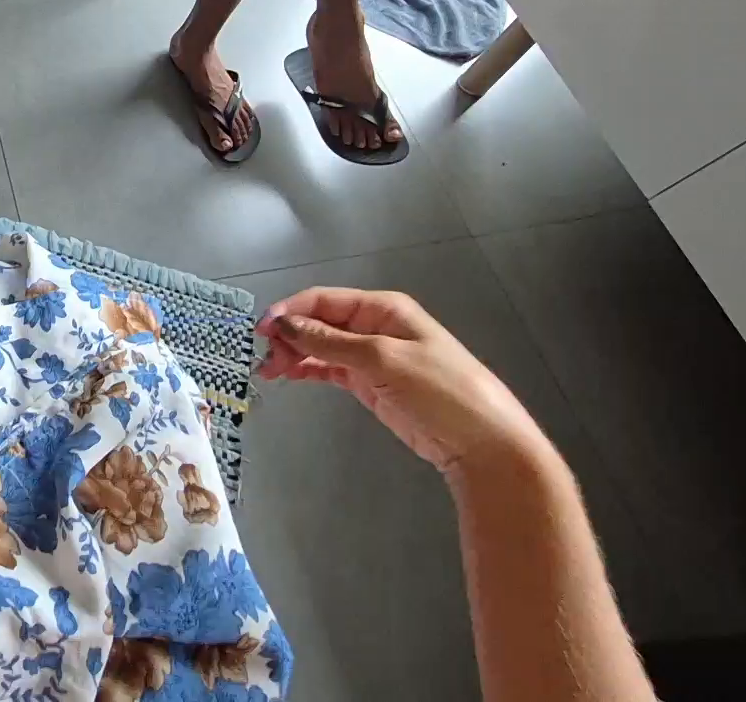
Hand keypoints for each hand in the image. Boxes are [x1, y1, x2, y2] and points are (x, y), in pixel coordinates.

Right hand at [256, 288, 550, 476]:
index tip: (261, 331)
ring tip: (269, 373)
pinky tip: (288, 376)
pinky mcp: (369, 383)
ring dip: (292, 354)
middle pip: (317, 322)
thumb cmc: (440, 391)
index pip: (323, 300)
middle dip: (288, 335)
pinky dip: (306, 369)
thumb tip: (283, 323)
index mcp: (382, 309)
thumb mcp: (382, 359)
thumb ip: (329, 342)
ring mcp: (371, 355)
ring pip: (318, 346)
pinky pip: (328, 368)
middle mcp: (373, 326)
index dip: (289, 311)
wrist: (485, 445)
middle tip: (266, 360)